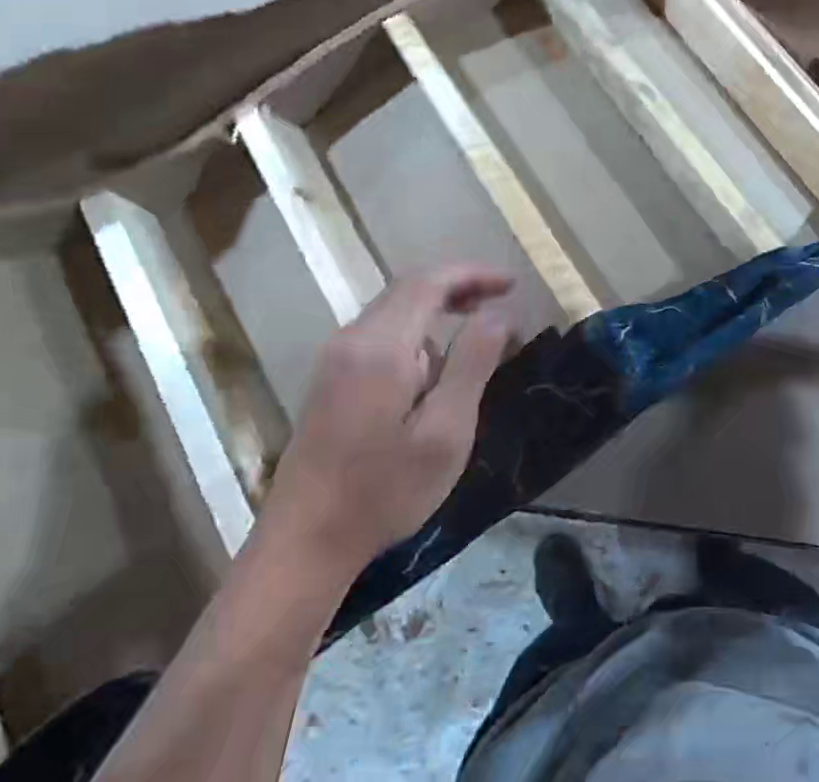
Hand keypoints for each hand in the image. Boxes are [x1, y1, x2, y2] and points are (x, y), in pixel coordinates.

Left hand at [258, 265, 515, 577]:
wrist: (305, 544)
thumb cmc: (386, 490)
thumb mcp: (447, 430)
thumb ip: (473, 363)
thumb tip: (498, 312)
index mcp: (380, 349)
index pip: (427, 284)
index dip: (473, 274)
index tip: (513, 284)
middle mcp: (351, 343)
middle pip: (407, 291)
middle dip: (459, 286)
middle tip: (505, 299)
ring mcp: (334, 362)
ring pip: (393, 312)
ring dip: (440, 308)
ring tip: (482, 329)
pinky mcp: (330, 382)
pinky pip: (381, 335)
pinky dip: (419, 330)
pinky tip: (439, 362)